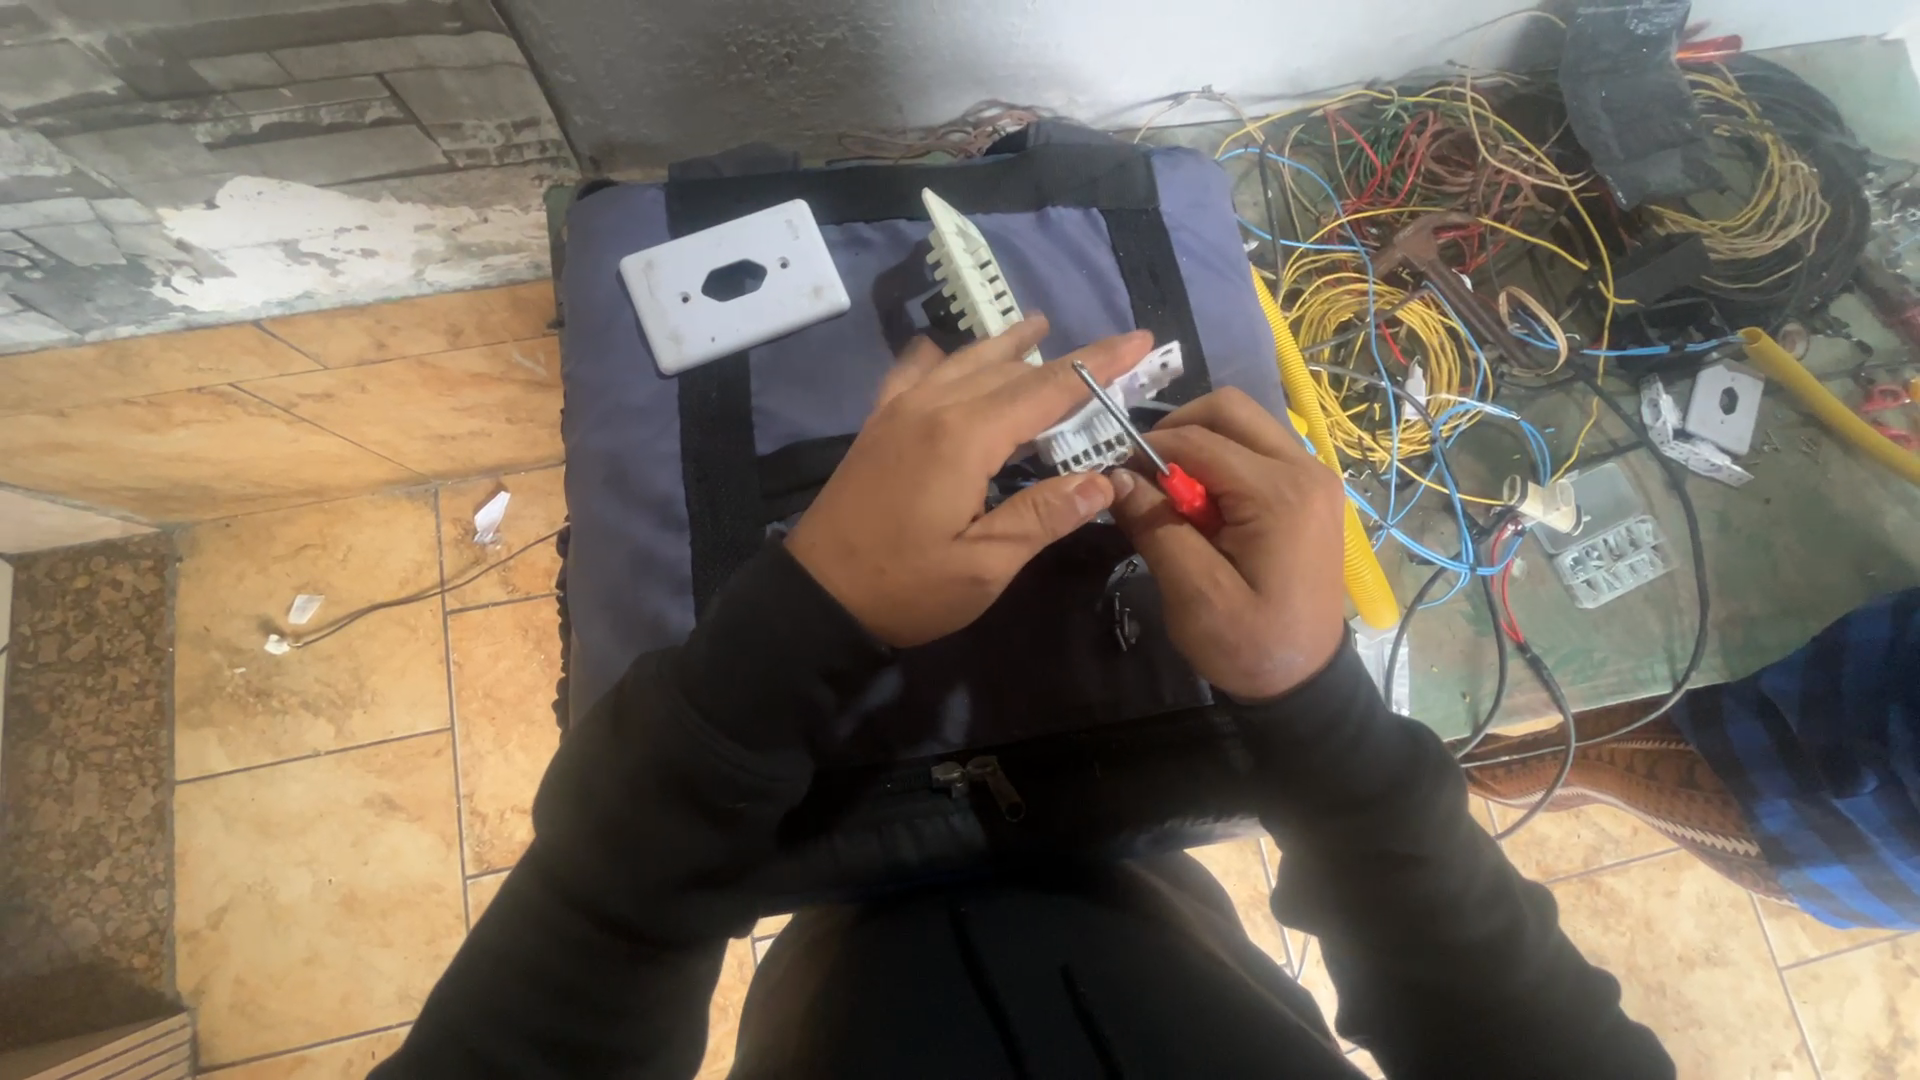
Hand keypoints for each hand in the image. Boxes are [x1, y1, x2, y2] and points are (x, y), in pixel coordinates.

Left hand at [787, 318, 1155, 646]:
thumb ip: (1044, 515)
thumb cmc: (905, 588)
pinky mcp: (877, 425)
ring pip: (964, 362)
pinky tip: (944, 353)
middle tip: (1112, 350)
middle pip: (1011, 369)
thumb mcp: (985, 565)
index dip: (1100, 365)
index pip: (1048, 389)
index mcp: (965, 437)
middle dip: (1066, 357)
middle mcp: (933, 407)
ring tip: (1040, 329)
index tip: (1143, 340)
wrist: (817, 596)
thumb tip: (1105, 480)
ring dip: (1007, 346)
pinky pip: (913, 373)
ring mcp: (898, 411)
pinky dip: (941, 358)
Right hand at [1107, 387, 1347, 699]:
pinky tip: (1205, 505)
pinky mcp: (1309, 490)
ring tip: (1175, 495)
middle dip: (1176, 431)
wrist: (1306, 679)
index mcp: (1280, 493)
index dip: (1147, 450)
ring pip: (1244, 424)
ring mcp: (1313, 476)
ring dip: (1200, 445)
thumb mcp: (1194, 594)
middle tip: (1146, 477)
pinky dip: (1221, 462)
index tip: (1114, 477)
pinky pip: (1257, 449)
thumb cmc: (1249, 644)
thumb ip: (1155, 527)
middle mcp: (1305, 469)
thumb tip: (1115, 476)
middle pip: (1229, 409)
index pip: (1197, 439)